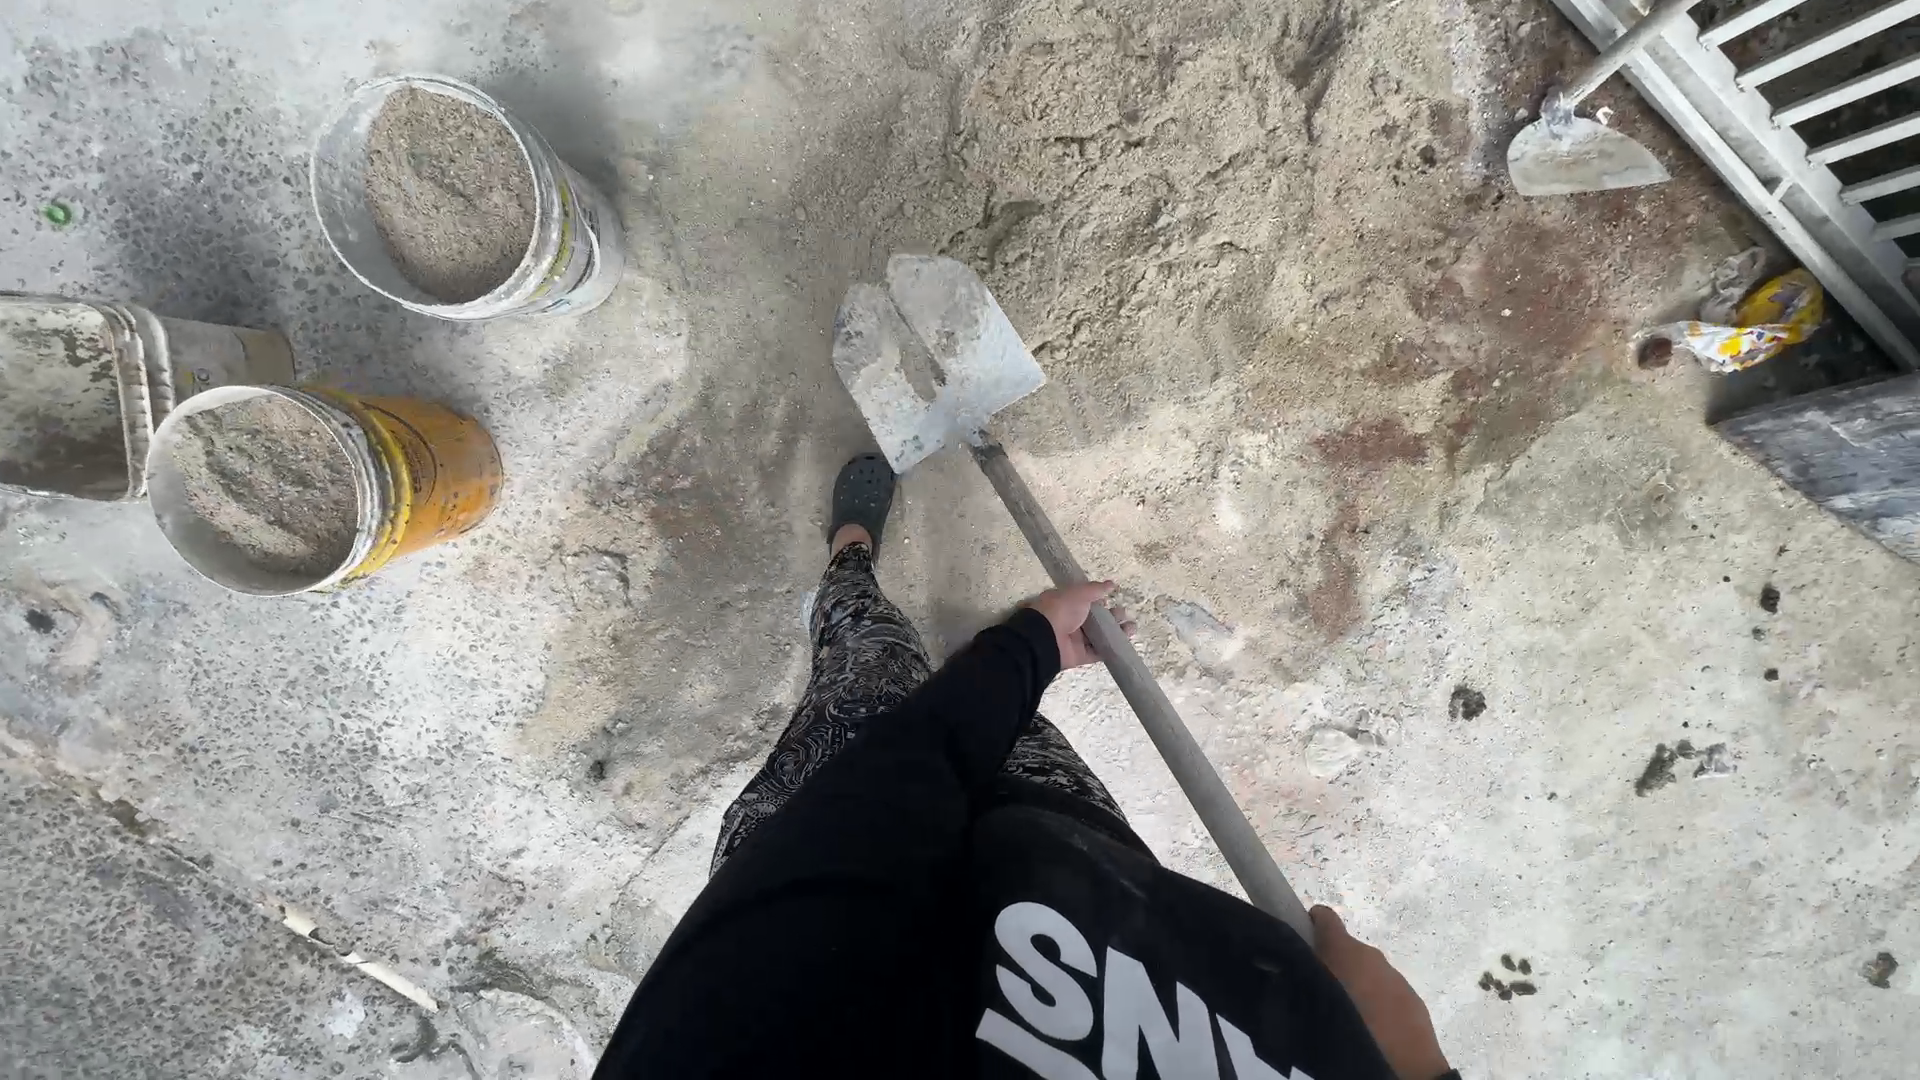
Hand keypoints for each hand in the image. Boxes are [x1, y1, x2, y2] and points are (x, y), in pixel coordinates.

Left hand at [1026, 580, 1135, 668]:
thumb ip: (1095, 589)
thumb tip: (1111, 584)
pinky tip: (1125, 643)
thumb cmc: (1060, 610)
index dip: (1099, 600)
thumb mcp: (1078, 594)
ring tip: (1132, 628)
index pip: (1085, 601)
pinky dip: (1111, 648)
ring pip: (1099, 636)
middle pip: (1095, 619)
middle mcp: (1070, 621)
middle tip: (1124, 614)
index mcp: (1066, 604)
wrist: (1044, 639)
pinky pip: (1097, 652)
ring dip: (1116, 632)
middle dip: (1112, 616)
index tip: (1112, 599)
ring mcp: (1075, 639)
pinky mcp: (1079, 656)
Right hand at [1310, 906, 1449, 1079]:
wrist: (1407, 1069)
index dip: (1309, 926)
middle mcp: (1371, 954)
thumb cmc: (1350, 1025)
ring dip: (1355, 987)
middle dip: (1331, 965)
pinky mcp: (1414, 1002)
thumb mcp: (1308, 999)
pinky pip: (1387, 994)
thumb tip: (1279, 964)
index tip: (1299, 948)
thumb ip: (1296, 974)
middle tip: (1318, 994)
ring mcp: (1396, 978)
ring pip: (1367, 973)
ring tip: (1345, 1018)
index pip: (1324, 916)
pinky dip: (1377, 1005)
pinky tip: (1371, 1032)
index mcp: (1344, 948)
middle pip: (1345, 949)